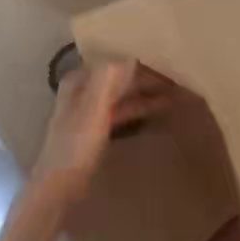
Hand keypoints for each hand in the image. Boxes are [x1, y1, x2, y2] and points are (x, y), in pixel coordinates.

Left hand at [30, 56, 171, 201]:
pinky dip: (141, 107)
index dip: (142, 59)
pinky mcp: (98, 128)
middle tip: (180, 75)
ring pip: (124, 93)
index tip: (169, 59)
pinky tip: (160, 108)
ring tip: (178, 90)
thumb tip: (133, 53)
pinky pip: (124, 109)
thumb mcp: (93, 109)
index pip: (117, 60)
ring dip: (148, 91)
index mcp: (81, 80)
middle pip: (121, 76)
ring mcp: (91, 109)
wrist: (59, 187)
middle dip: (148, 75)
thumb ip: (109, 80)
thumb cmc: (76, 146)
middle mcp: (84, 89)